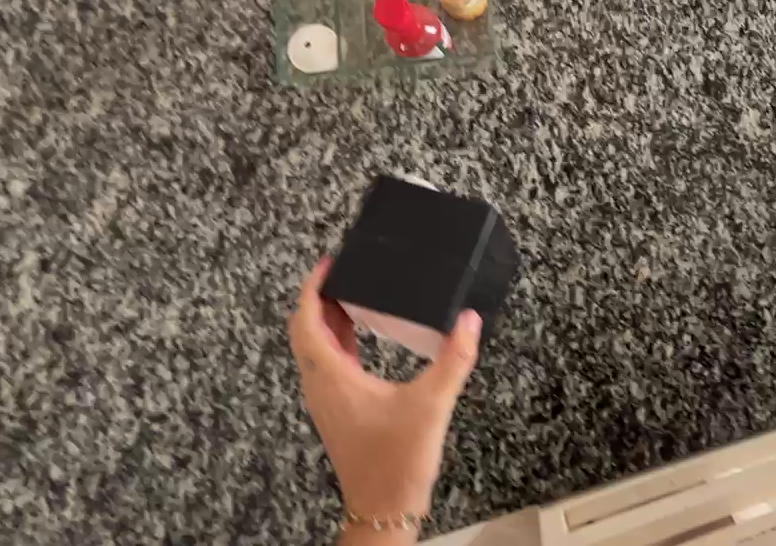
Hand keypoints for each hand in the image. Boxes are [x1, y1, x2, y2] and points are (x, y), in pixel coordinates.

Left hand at [288, 259, 482, 543]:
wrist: (384, 511)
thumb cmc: (398, 461)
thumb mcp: (431, 405)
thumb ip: (454, 360)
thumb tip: (470, 318)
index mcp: (333, 378)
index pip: (307, 324)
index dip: (313, 290)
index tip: (328, 264)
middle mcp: (322, 386)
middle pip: (305, 332)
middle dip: (319, 298)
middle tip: (344, 270)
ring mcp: (328, 399)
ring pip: (315, 347)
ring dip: (327, 317)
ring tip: (353, 290)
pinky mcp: (340, 408)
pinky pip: (329, 362)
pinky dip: (338, 337)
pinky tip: (362, 330)